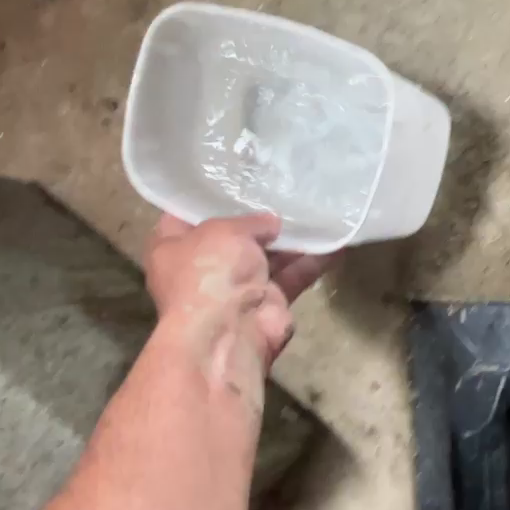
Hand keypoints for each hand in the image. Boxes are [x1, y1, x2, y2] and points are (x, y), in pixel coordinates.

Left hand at [144, 213, 334, 370]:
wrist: (231, 329)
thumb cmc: (209, 271)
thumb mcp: (223, 230)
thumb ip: (250, 221)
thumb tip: (272, 223)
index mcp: (173, 247)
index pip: (185, 215)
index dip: (207, 198)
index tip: (233, 180)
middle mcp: (203, 266)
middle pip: (232, 238)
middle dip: (257, 221)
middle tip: (283, 194)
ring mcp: (237, 286)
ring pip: (268, 257)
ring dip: (291, 241)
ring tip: (316, 213)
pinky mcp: (270, 301)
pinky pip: (293, 275)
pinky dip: (313, 261)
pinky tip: (335, 243)